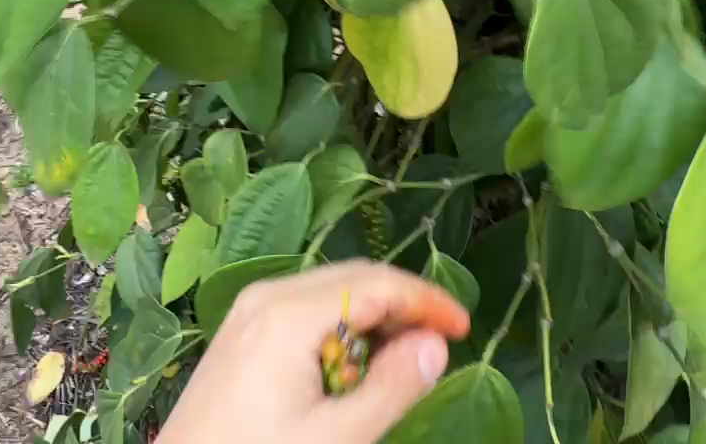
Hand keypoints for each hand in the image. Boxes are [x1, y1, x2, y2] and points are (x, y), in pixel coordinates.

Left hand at [155, 260, 470, 443]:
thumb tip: (435, 344)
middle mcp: (268, 294)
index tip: (462, 326)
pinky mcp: (242, 330)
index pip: (373, 284)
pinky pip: (306, 309)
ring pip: (330, 290)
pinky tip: (354, 363)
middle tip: (440, 340)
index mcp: (288, 313)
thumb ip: (390, 389)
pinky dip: (340, 326)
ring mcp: (250, 309)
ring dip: (372, 314)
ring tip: (404, 355)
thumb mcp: (333, 441)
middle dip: (401, 302)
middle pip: (352, 278)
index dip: (423, 299)